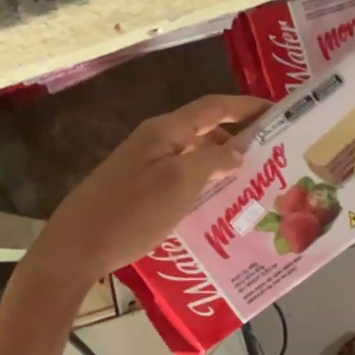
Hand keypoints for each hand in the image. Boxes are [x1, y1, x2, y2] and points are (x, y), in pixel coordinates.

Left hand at [24, 94, 270, 288]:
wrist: (76, 248)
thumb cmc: (130, 214)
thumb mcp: (178, 185)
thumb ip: (211, 161)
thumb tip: (237, 150)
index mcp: (165, 131)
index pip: (213, 106)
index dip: (246, 105)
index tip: (278, 111)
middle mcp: (154, 140)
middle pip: (204, 129)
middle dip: (238, 137)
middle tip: (271, 155)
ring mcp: (143, 164)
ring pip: (192, 154)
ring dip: (220, 162)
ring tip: (251, 182)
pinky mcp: (137, 188)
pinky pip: (179, 175)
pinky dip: (202, 181)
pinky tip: (215, 203)